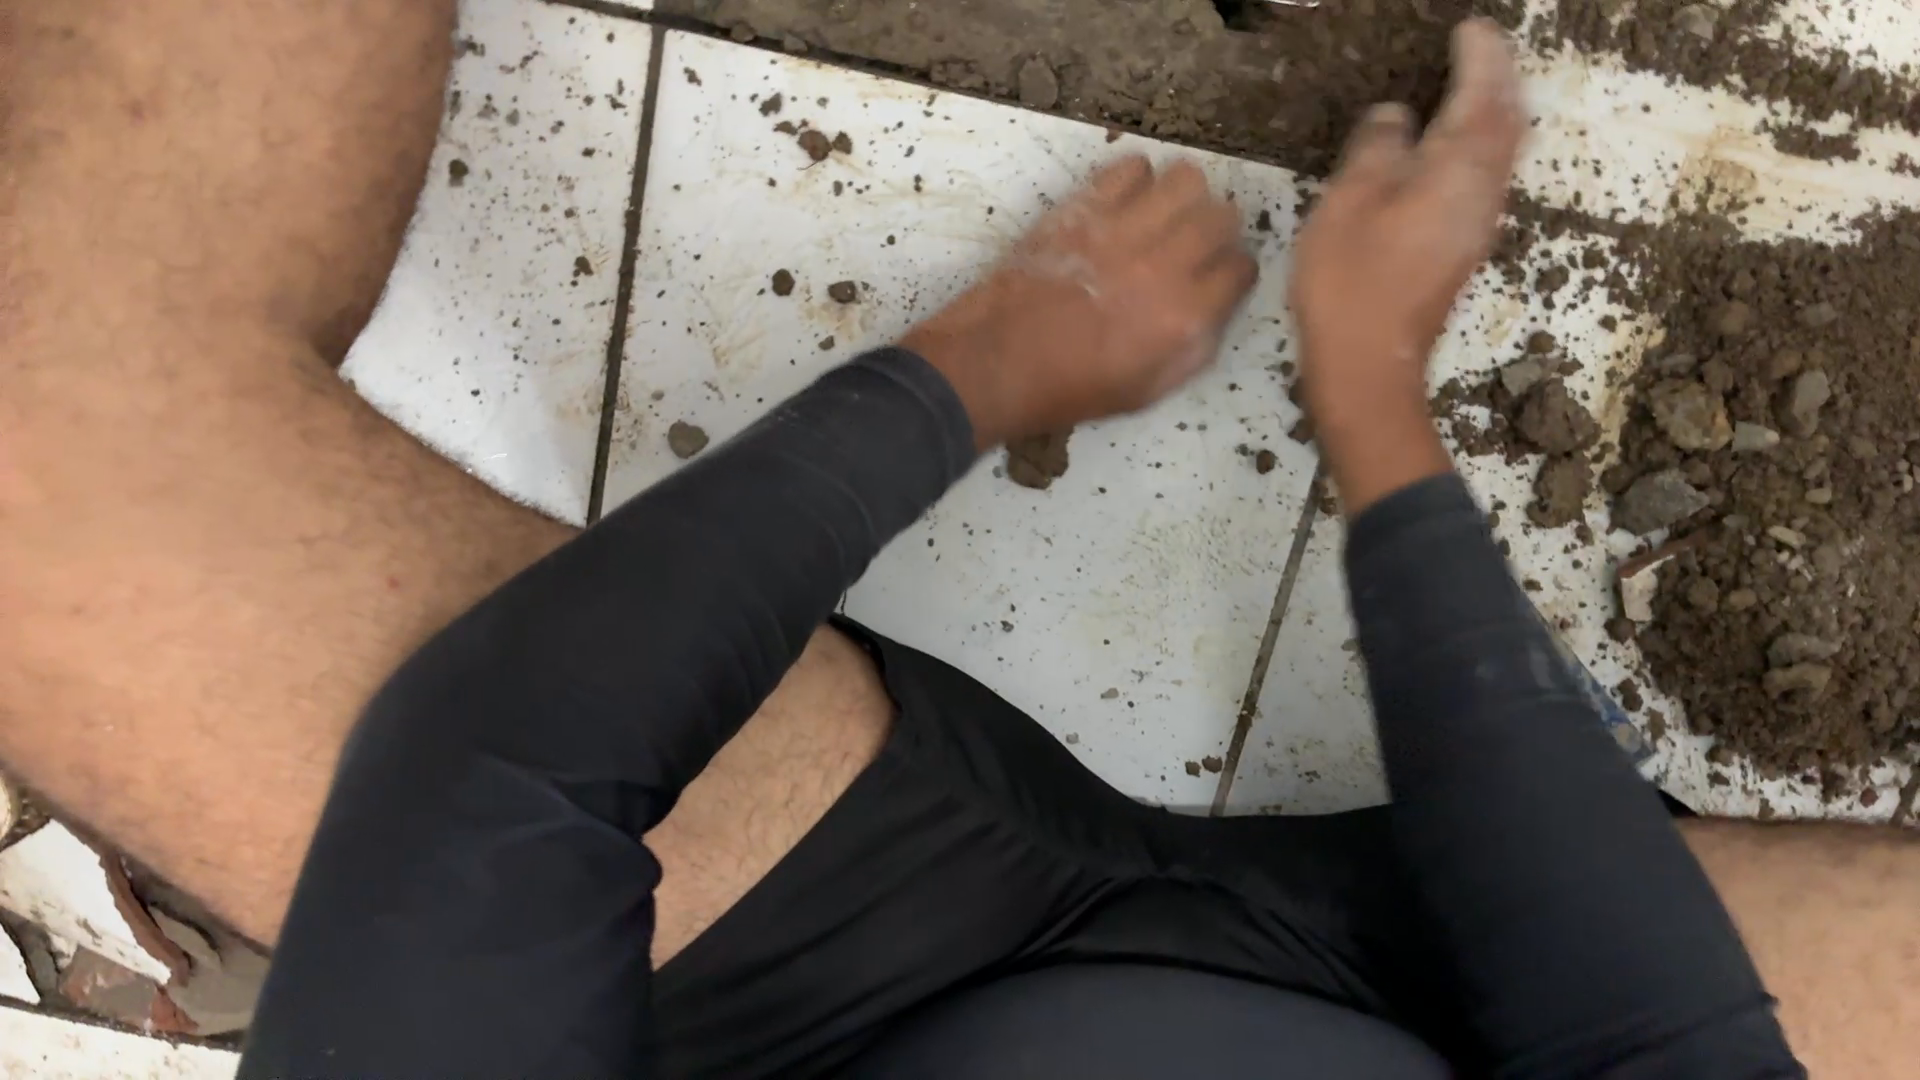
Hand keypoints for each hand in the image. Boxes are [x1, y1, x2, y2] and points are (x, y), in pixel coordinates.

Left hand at [900, 157, 1258, 449]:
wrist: (995, 364)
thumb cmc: (1067, 389)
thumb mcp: (1145, 392)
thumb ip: (1193, 351)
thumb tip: (1214, 312)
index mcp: (1183, 317)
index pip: (1242, 268)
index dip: (1231, 275)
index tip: (1214, 281)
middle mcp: (1163, 265)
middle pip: (1223, 215)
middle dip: (1215, 232)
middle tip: (1188, 250)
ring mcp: (1122, 229)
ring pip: (1188, 178)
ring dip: (1182, 198)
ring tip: (1159, 221)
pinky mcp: (1083, 207)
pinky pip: (1131, 167)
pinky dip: (1135, 181)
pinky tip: (1121, 208)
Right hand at [1289, 18, 1524, 512]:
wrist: (1368, 365)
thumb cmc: (1351, 281)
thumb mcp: (1347, 203)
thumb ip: (1376, 148)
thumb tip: (1396, 115)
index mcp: (1461, 165)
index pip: (1483, 89)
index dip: (1478, 53)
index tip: (1466, 28)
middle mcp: (1486, 189)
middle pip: (1507, 118)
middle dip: (1496, 80)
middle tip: (1472, 56)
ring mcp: (1479, 225)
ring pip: (1498, 152)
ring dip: (1487, 116)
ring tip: (1460, 97)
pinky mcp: (1461, 252)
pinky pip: (1479, 181)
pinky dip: (1470, 153)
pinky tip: (1441, 159)